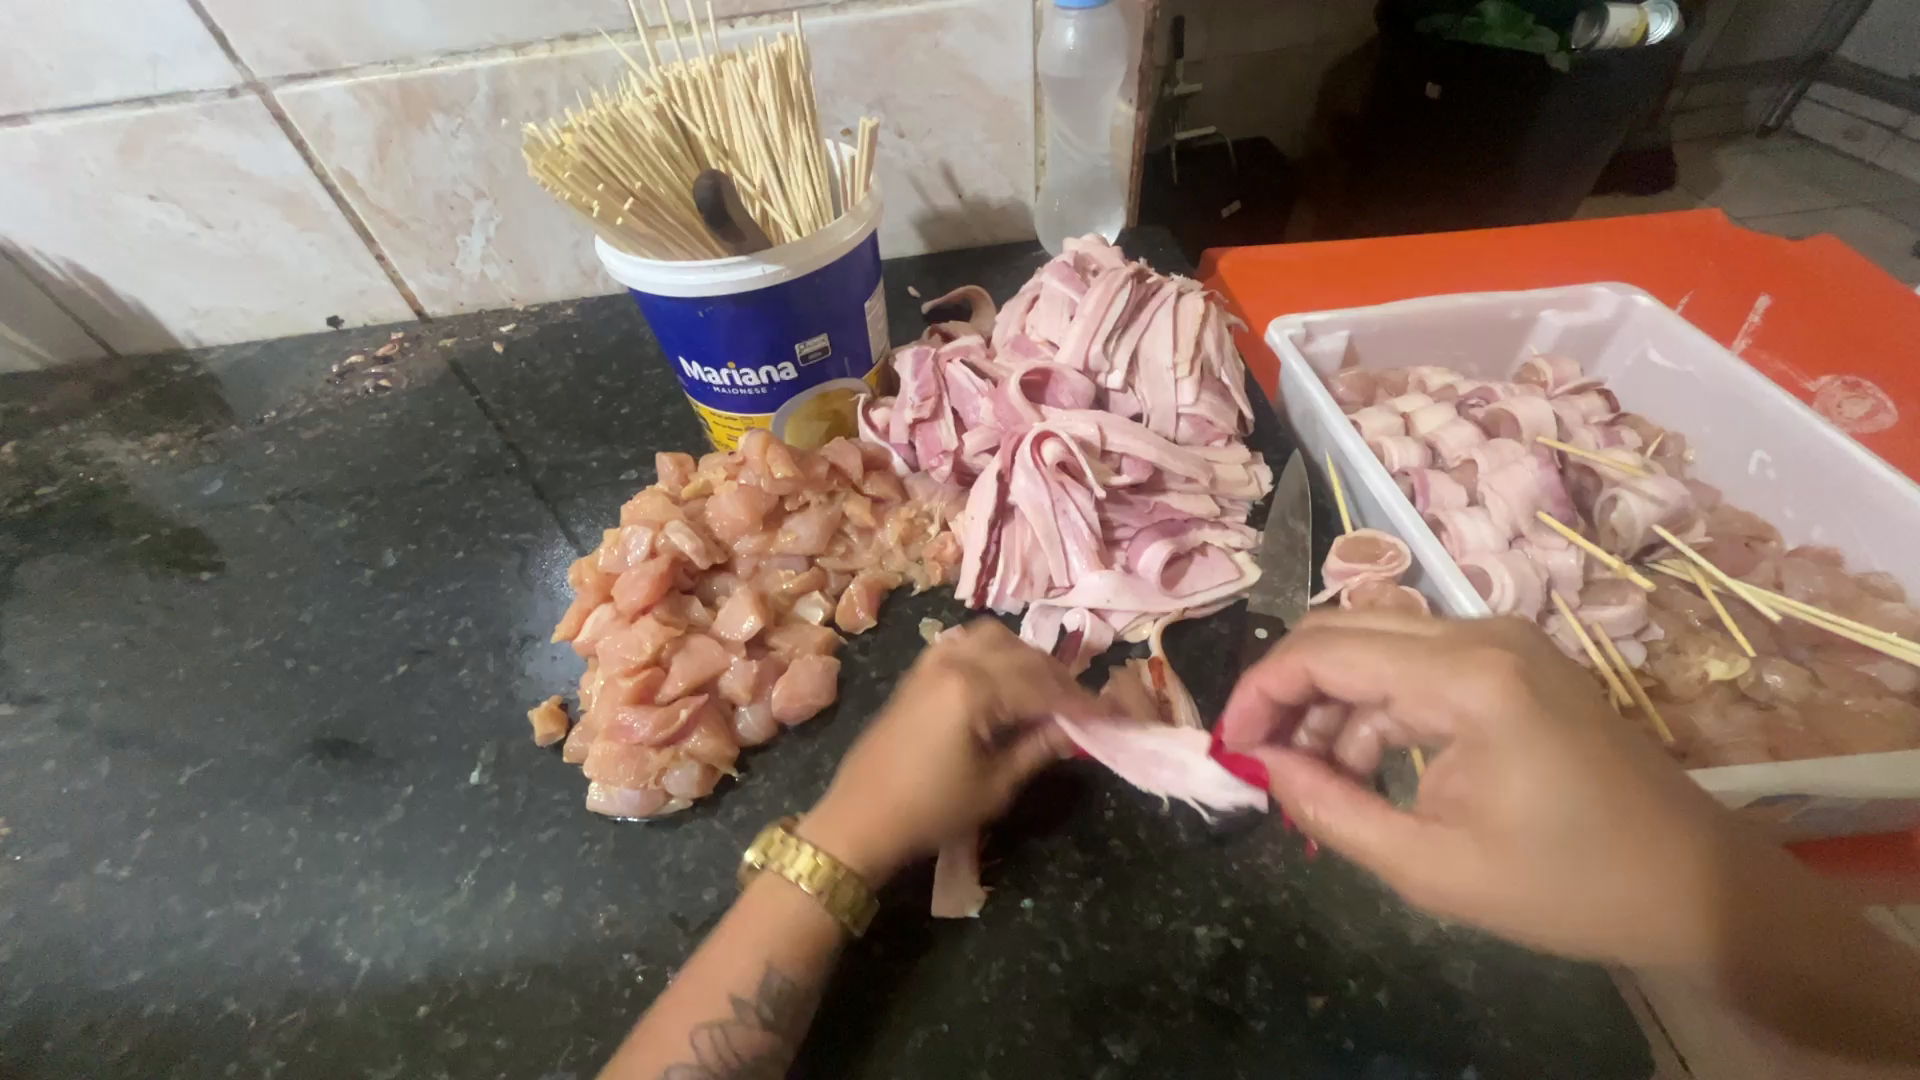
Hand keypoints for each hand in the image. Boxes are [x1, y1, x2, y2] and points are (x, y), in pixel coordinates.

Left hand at [799, 619, 1094, 881]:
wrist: (861, 816)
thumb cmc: (930, 809)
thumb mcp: (995, 786)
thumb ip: (1039, 748)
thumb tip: (1079, 729)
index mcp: (974, 690)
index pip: (1043, 686)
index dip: (1082, 701)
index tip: (1112, 716)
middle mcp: (955, 661)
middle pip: (1024, 656)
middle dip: (1059, 678)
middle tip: (1084, 708)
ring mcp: (934, 660)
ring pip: (996, 638)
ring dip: (1028, 658)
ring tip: (1047, 691)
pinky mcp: (921, 668)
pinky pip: (967, 641)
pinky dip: (996, 651)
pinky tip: (1006, 677)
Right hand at [1219, 611, 1758, 969]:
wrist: (1703, 892)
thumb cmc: (1570, 887)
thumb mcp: (1430, 868)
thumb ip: (1327, 809)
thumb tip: (1259, 763)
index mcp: (1466, 678)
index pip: (1322, 652)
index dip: (1259, 692)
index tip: (1231, 746)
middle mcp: (1476, 634)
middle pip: (1335, 631)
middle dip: (1282, 690)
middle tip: (1259, 753)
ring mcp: (1493, 640)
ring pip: (1363, 643)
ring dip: (1322, 701)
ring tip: (1312, 772)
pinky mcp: (1499, 659)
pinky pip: (1401, 663)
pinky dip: (1364, 706)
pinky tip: (1358, 761)